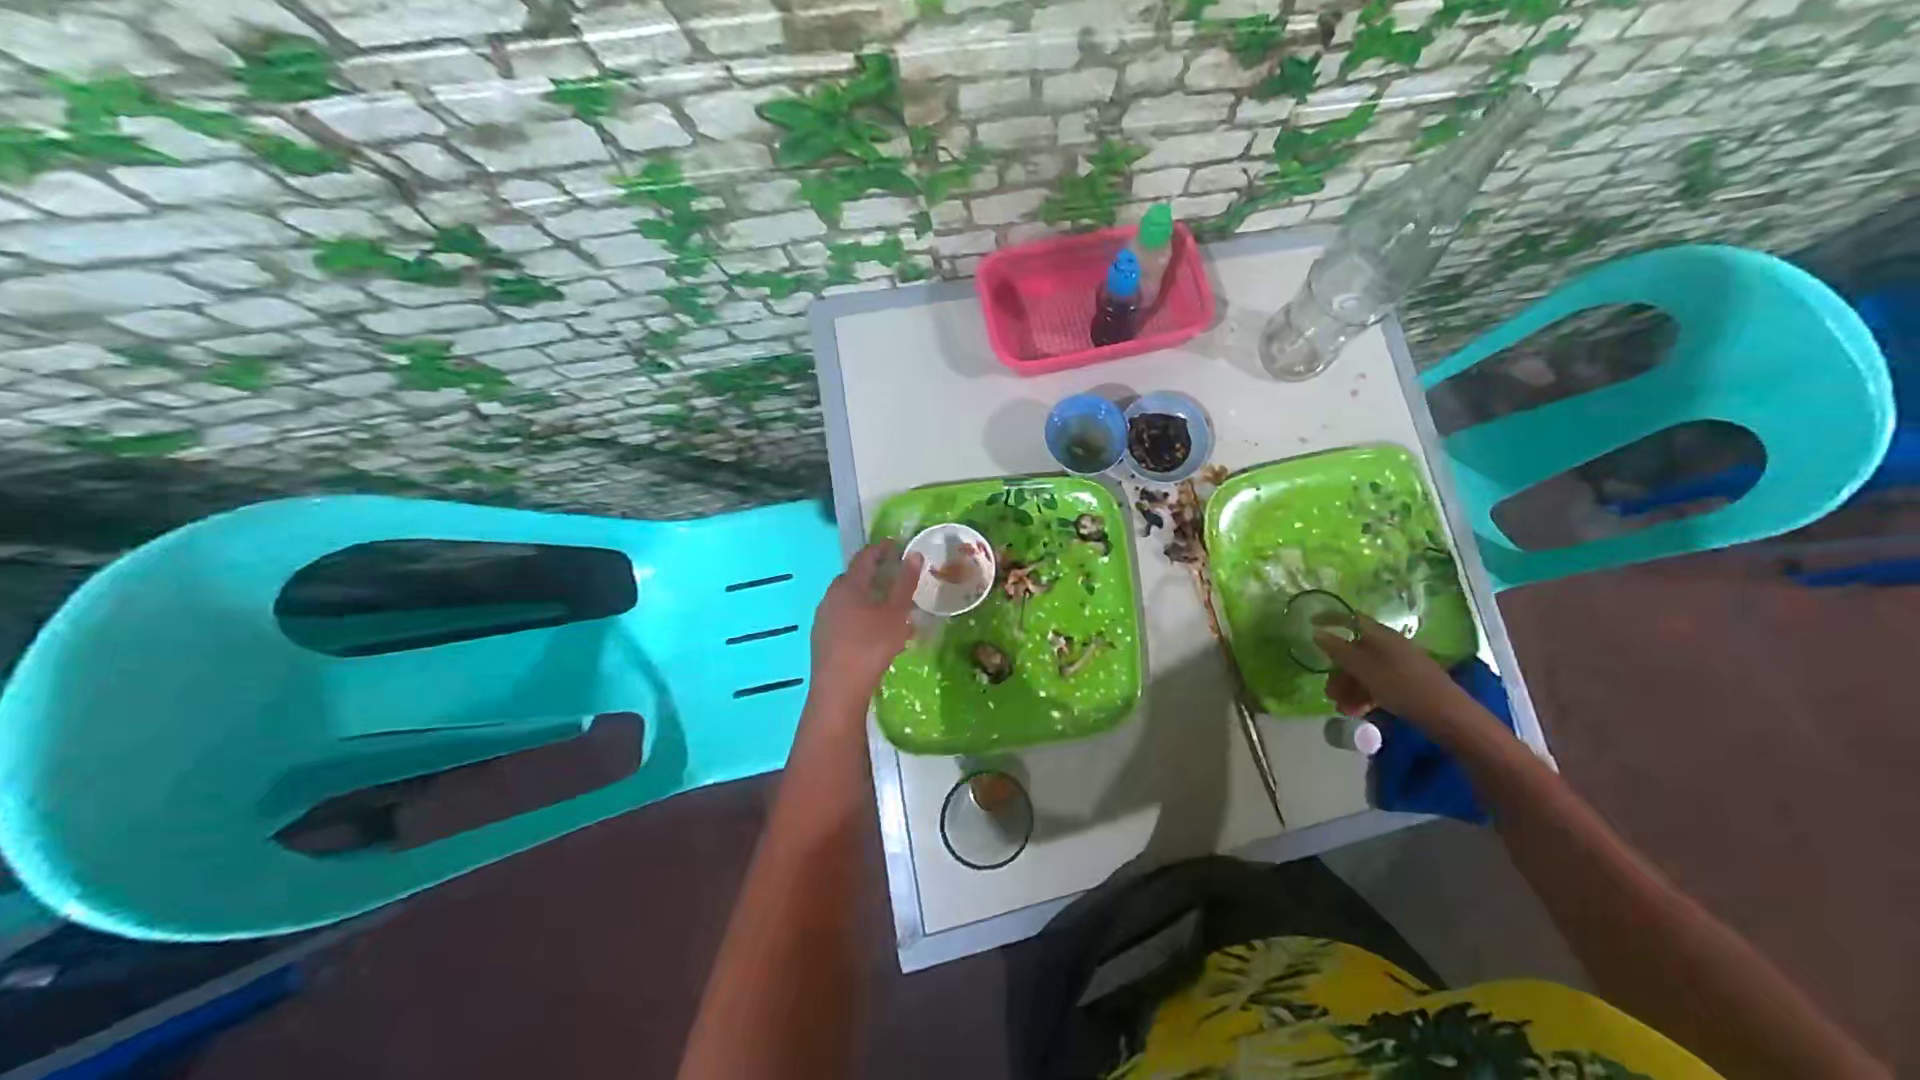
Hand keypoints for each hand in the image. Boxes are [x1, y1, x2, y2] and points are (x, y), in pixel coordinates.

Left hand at [808, 541, 922, 710]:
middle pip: (853, 577)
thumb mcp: (896, 614)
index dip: (881, 549)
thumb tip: (914, 555)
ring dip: (866, 596)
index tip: (897, 546)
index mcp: (849, 585)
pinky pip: (843, 616)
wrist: (839, 688)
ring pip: (848, 598)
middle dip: (873, 573)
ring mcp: (823, 617)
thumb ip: (905, 583)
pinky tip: (872, 630)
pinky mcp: (821, 636)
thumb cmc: (871, 646)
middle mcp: (831, 596)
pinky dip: (859, 614)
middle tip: (894, 576)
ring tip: (887, 606)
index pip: (865, 557)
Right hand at [1316, 613, 1478, 727]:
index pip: (1352, 620)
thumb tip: (1316, 633)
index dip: (1331, 619)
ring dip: (1349, 689)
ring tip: (1343, 709)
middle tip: (1329, 692)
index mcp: (1382, 636)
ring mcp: (1399, 666)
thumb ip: (1339, 651)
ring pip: (1364, 672)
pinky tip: (1358, 711)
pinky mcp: (1406, 684)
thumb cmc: (1404, 687)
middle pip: (1355, 652)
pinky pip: (1376, 685)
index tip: (1311, 624)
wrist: (1449, 716)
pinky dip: (1364, 696)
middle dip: (1338, 672)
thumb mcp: (1365, 670)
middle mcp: (1390, 647)